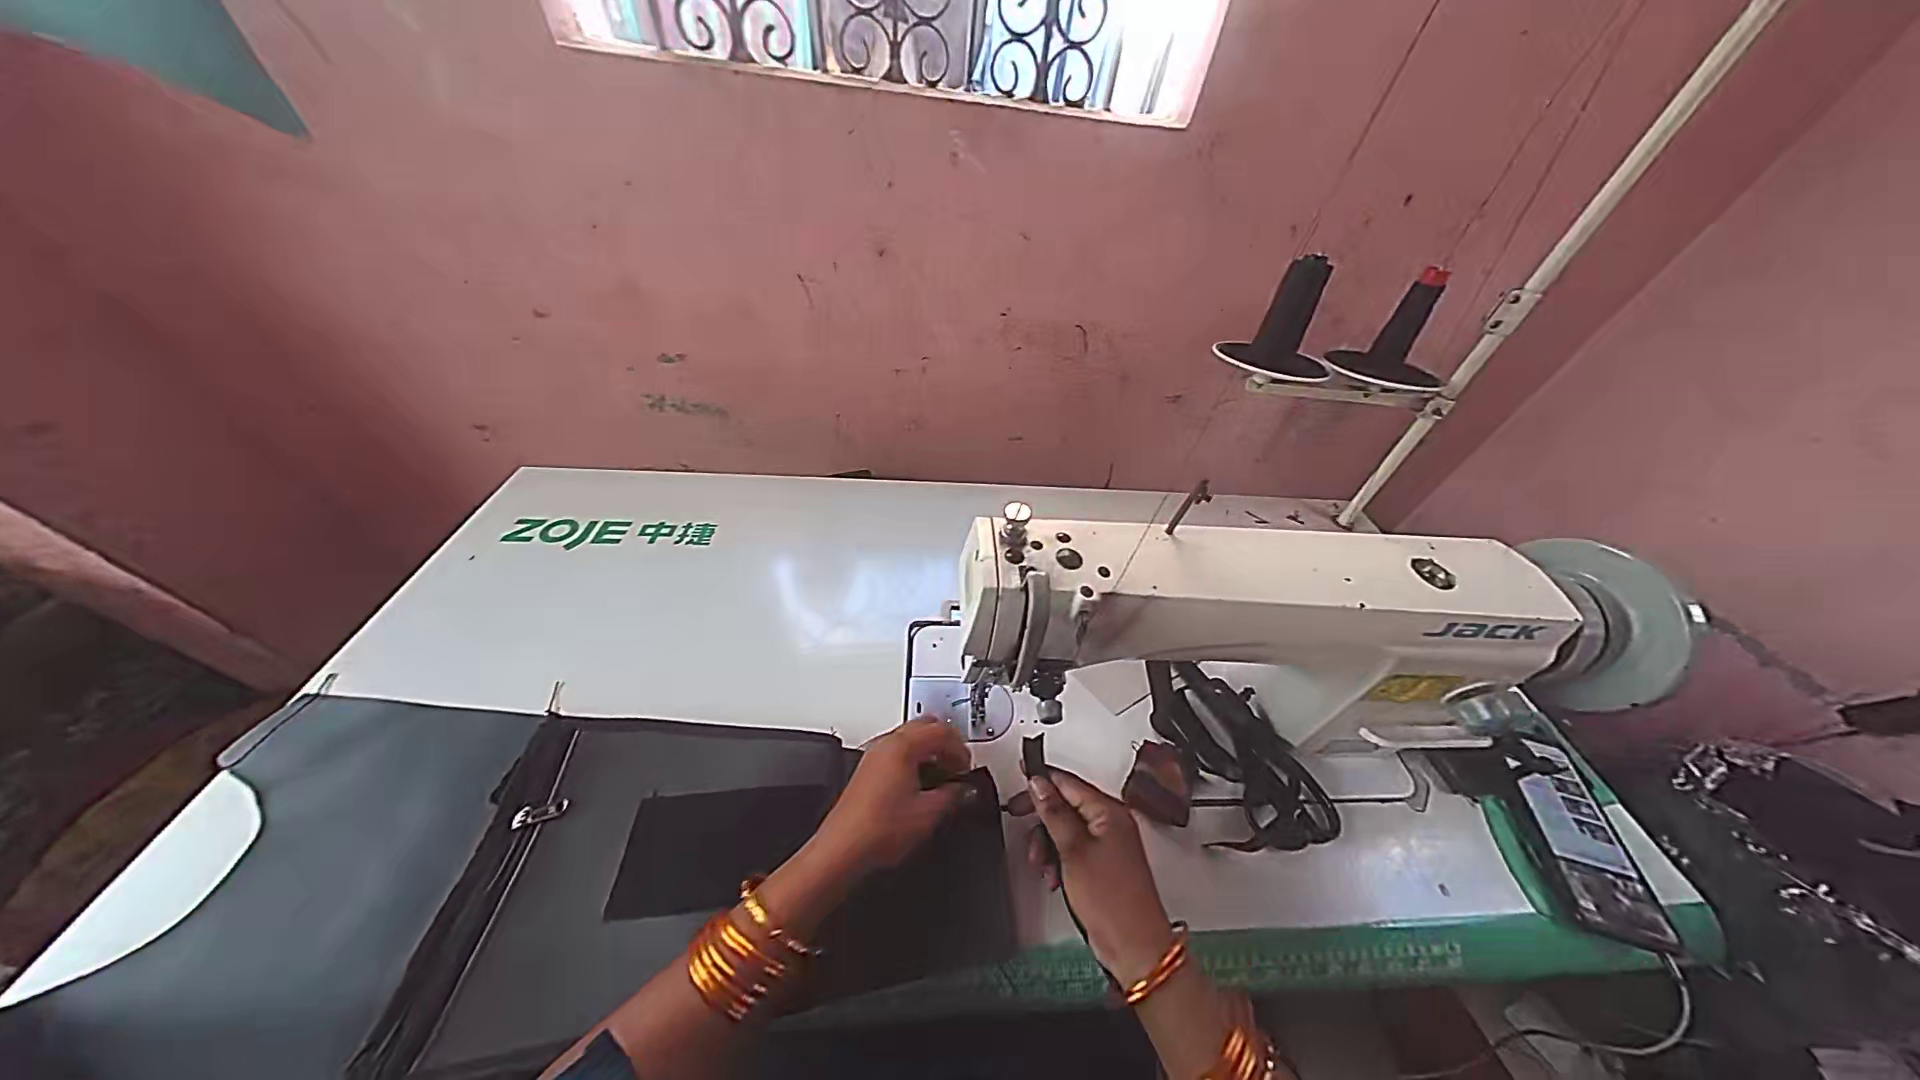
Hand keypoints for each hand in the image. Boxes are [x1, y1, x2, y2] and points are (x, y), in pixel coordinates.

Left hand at [814, 717, 975, 874]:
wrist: (843, 849)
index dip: (961, 748)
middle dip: (946, 743)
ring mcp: (874, 756)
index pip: (942, 731)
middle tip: (958, 764)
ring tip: (942, 776)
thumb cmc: (876, 830)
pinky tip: (920, 785)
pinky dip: (913, 760)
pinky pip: (896, 752)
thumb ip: (953, 794)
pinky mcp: (867, 770)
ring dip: (929, 750)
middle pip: (925, 726)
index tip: (967, 767)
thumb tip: (962, 789)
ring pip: (909, 737)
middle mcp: (886, 744)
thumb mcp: (929, 812)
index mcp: (903, 746)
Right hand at [1027, 769, 1175, 984]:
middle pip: (1066, 805)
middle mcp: (1111, 822)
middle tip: (1020, 816)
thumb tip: (1040, 784)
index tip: (1022, 773)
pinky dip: (1058, 857)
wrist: (1134, 947)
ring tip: (1041, 863)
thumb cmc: (1113, 901)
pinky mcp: (1103, 863)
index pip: (1068, 783)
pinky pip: (1073, 848)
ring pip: (1066, 828)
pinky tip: (1054, 875)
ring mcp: (1108, 844)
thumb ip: (1054, 813)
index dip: (1043, 779)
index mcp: (1109, 811)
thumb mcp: (1073, 850)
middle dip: (1042, 817)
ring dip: (1048, 843)